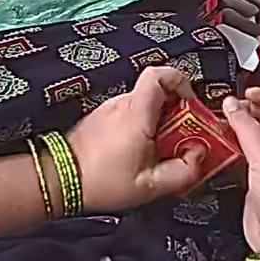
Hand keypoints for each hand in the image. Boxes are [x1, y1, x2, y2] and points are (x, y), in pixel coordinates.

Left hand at [64, 66, 204, 212]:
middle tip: (183, 136)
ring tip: (161, 148)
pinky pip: (131, 112)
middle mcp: (123, 104)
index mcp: (136, 113)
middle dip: (176, 110)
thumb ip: (182, 172)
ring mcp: (111, 108)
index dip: (180, 81)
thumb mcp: (149, 186)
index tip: (190, 104)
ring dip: (160, 120)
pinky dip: (143, 125)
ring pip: (146, 103)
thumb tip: (199, 155)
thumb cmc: (101, 182)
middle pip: (158, 91)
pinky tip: (141, 151)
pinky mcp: (103, 116)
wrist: (60, 180)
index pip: (159, 74)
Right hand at [223, 89, 259, 255]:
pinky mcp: (258, 179)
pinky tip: (224, 141)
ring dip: (241, 125)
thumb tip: (233, 104)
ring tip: (225, 121)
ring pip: (256, 134)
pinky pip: (247, 152)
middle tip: (231, 107)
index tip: (248, 94)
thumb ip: (247, 128)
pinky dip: (235, 143)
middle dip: (251, 108)